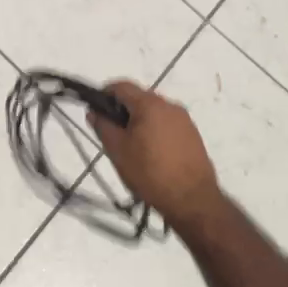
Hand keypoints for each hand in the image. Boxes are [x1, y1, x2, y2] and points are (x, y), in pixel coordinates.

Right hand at [90, 81, 225, 233]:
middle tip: (114, 134)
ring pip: (154, 112)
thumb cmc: (149, 173)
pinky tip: (153, 155)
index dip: (105, 94)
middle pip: (139, 98)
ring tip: (134, 148)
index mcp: (150, 104)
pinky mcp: (194, 135)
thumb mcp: (118, 151)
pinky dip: (156, 131)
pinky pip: (168, 124)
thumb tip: (94, 111)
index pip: (121, 86)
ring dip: (141, 122)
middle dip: (123, 111)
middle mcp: (170, 105)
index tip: (96, 111)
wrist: (193, 200)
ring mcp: (185, 120)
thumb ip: (103, 126)